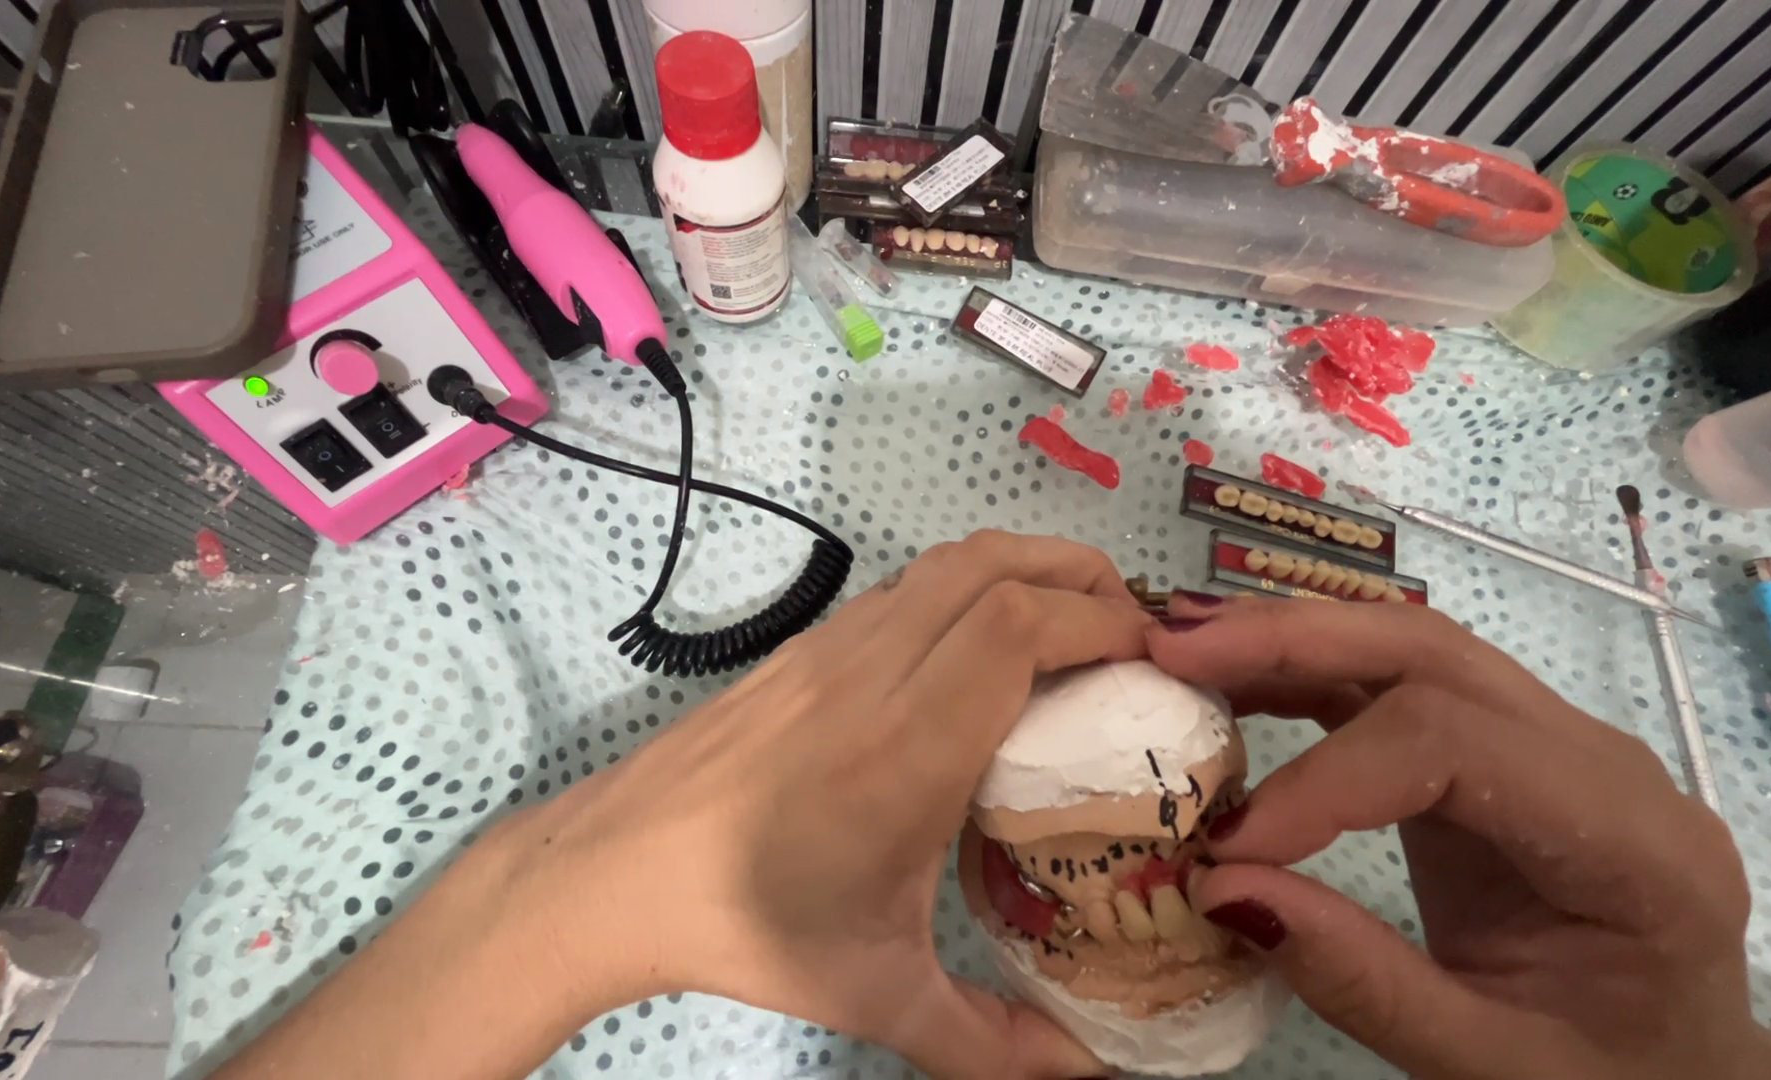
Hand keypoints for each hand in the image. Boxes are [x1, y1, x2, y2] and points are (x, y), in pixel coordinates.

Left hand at [517, 531, 1151, 1077]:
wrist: (620, 866)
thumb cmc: (752, 924)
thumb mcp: (879, 993)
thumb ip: (992, 1044)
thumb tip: (1088, 1074)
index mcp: (908, 746)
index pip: (1016, 629)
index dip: (1097, 620)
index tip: (1150, 653)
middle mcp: (875, 671)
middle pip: (991, 566)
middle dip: (1077, 574)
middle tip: (1126, 622)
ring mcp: (834, 645)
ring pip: (945, 561)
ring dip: (1021, 566)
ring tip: (1067, 613)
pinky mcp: (807, 644)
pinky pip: (905, 586)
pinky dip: (965, 585)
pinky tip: (976, 641)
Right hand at [1147, 597, 1770, 1079]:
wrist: (1669, 1058)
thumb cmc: (1598, 1071)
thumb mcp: (1487, 1065)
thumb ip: (1359, 981)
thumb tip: (1218, 885)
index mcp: (1634, 844)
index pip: (1453, 748)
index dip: (1323, 779)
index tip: (1227, 842)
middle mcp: (1591, 756)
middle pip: (1424, 650)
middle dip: (1285, 640)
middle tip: (1170, 649)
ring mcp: (1536, 731)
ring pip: (1395, 639)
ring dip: (1278, 634)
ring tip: (1178, 645)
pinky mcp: (1478, 733)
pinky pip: (1380, 674)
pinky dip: (1293, 667)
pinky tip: (1226, 681)